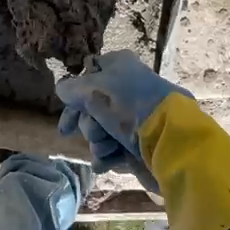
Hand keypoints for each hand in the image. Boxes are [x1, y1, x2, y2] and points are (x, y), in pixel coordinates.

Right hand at [54, 50, 192, 194]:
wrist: (168, 139)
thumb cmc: (128, 106)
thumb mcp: (92, 89)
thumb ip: (70, 88)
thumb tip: (61, 89)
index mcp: (118, 67)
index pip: (85, 80)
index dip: (72, 103)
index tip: (65, 128)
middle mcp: (125, 89)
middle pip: (90, 110)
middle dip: (88, 126)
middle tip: (96, 131)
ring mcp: (132, 117)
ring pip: (99, 132)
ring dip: (98, 143)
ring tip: (108, 148)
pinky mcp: (138, 142)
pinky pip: (113, 149)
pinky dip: (107, 157)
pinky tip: (106, 162)